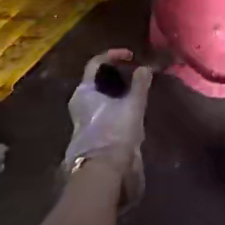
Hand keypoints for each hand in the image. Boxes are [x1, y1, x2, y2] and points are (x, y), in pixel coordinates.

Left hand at [65, 50, 152, 190]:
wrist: (102, 170)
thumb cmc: (114, 132)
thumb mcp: (132, 105)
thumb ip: (140, 84)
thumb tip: (146, 68)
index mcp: (84, 91)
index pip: (96, 63)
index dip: (114, 55)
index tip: (131, 56)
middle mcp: (79, 102)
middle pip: (98, 80)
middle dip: (118, 75)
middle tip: (136, 75)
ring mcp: (82, 118)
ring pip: (101, 96)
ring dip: (118, 91)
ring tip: (137, 93)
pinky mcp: (89, 131)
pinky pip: (103, 110)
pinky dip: (116, 105)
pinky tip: (131, 111)